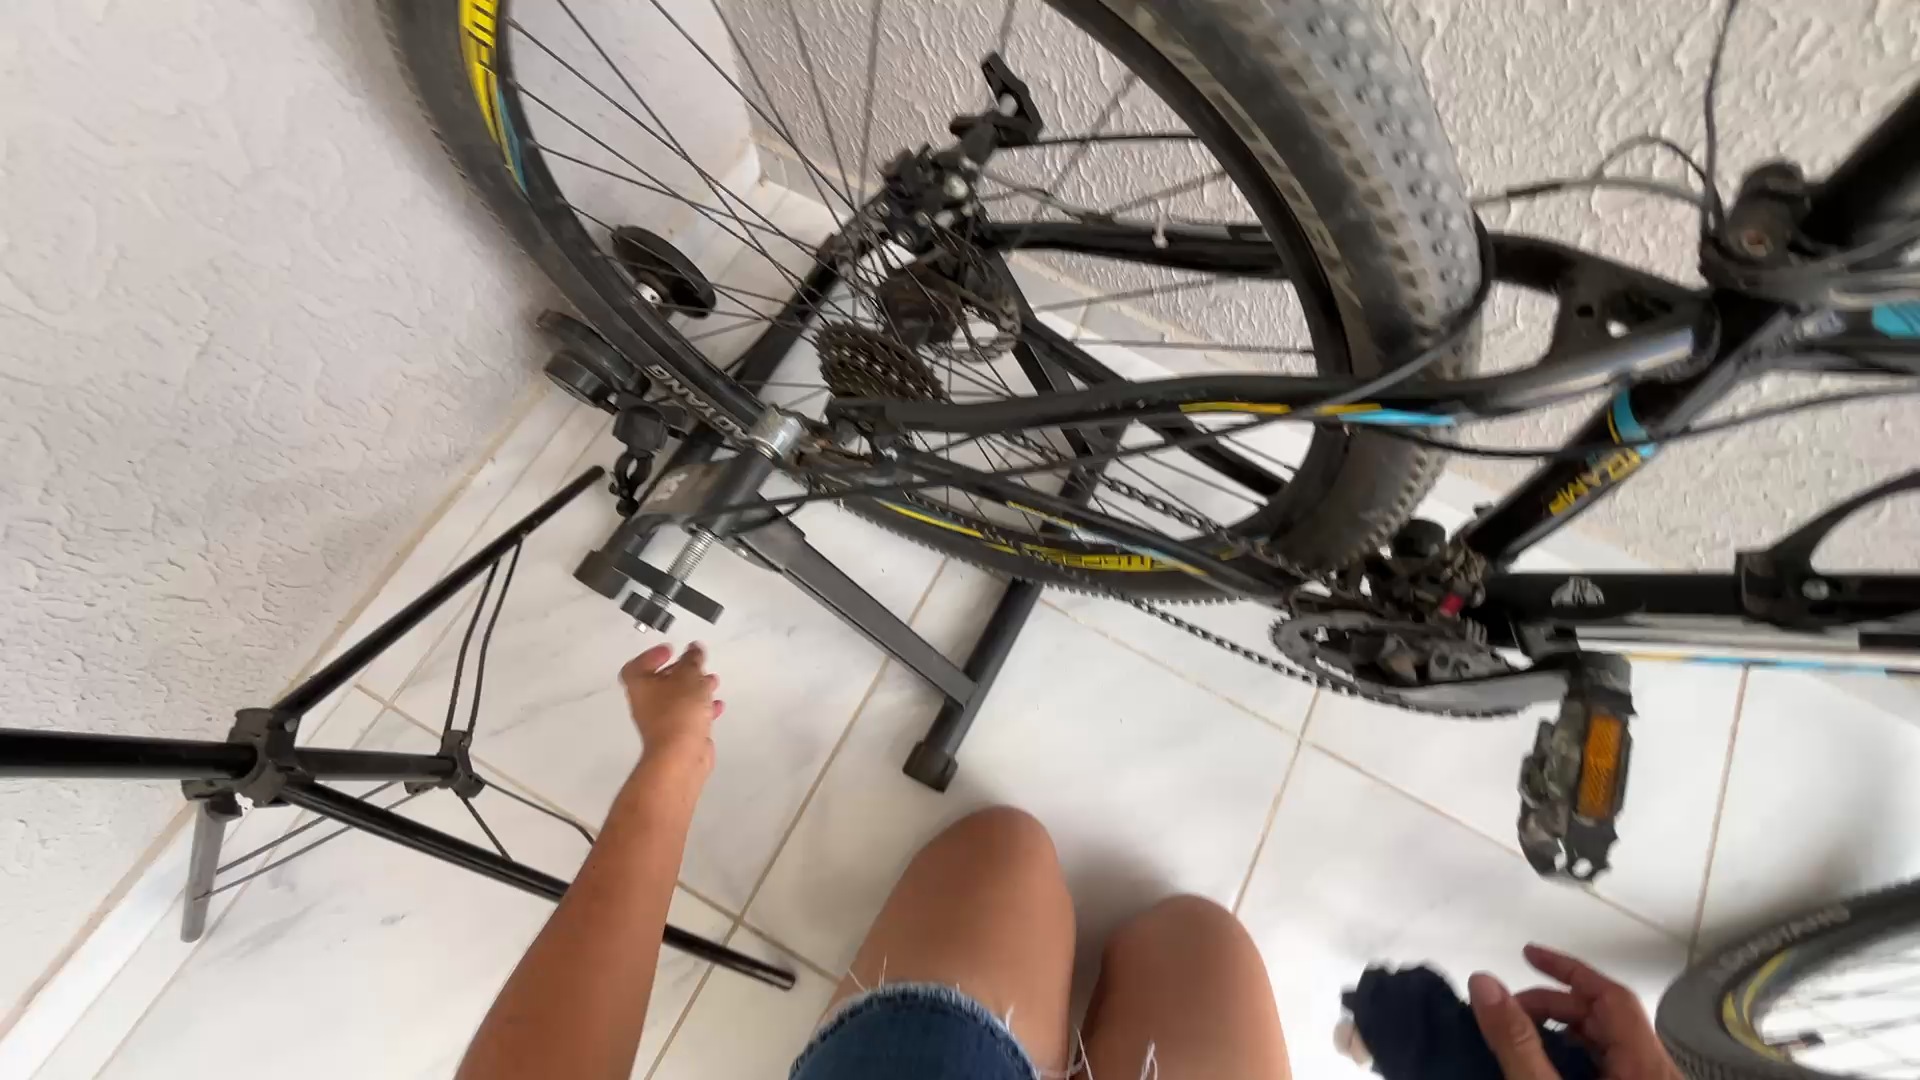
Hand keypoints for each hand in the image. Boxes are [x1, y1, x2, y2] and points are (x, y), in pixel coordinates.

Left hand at [619, 643, 723, 777]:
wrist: (681, 755)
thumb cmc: (679, 710)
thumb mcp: (688, 676)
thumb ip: (692, 659)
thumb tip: (693, 649)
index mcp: (641, 686)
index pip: (636, 666)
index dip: (651, 656)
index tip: (669, 650)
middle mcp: (647, 704)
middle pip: (659, 682)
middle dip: (680, 671)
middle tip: (696, 664)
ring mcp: (662, 722)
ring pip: (677, 698)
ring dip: (694, 687)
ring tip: (712, 681)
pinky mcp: (678, 735)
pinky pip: (689, 715)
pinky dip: (702, 707)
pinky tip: (716, 705)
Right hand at [1468, 944, 1682, 1079]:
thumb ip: (1517, 1041)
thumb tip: (1484, 982)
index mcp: (1647, 1068)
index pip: (1613, 996)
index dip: (1567, 968)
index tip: (1525, 954)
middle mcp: (1656, 1076)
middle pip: (1604, 1018)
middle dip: (1550, 1004)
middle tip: (1507, 1012)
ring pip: (1603, 1045)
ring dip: (1556, 1030)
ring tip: (1518, 1040)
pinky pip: (1606, 1068)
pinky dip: (1569, 1057)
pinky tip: (1541, 1066)